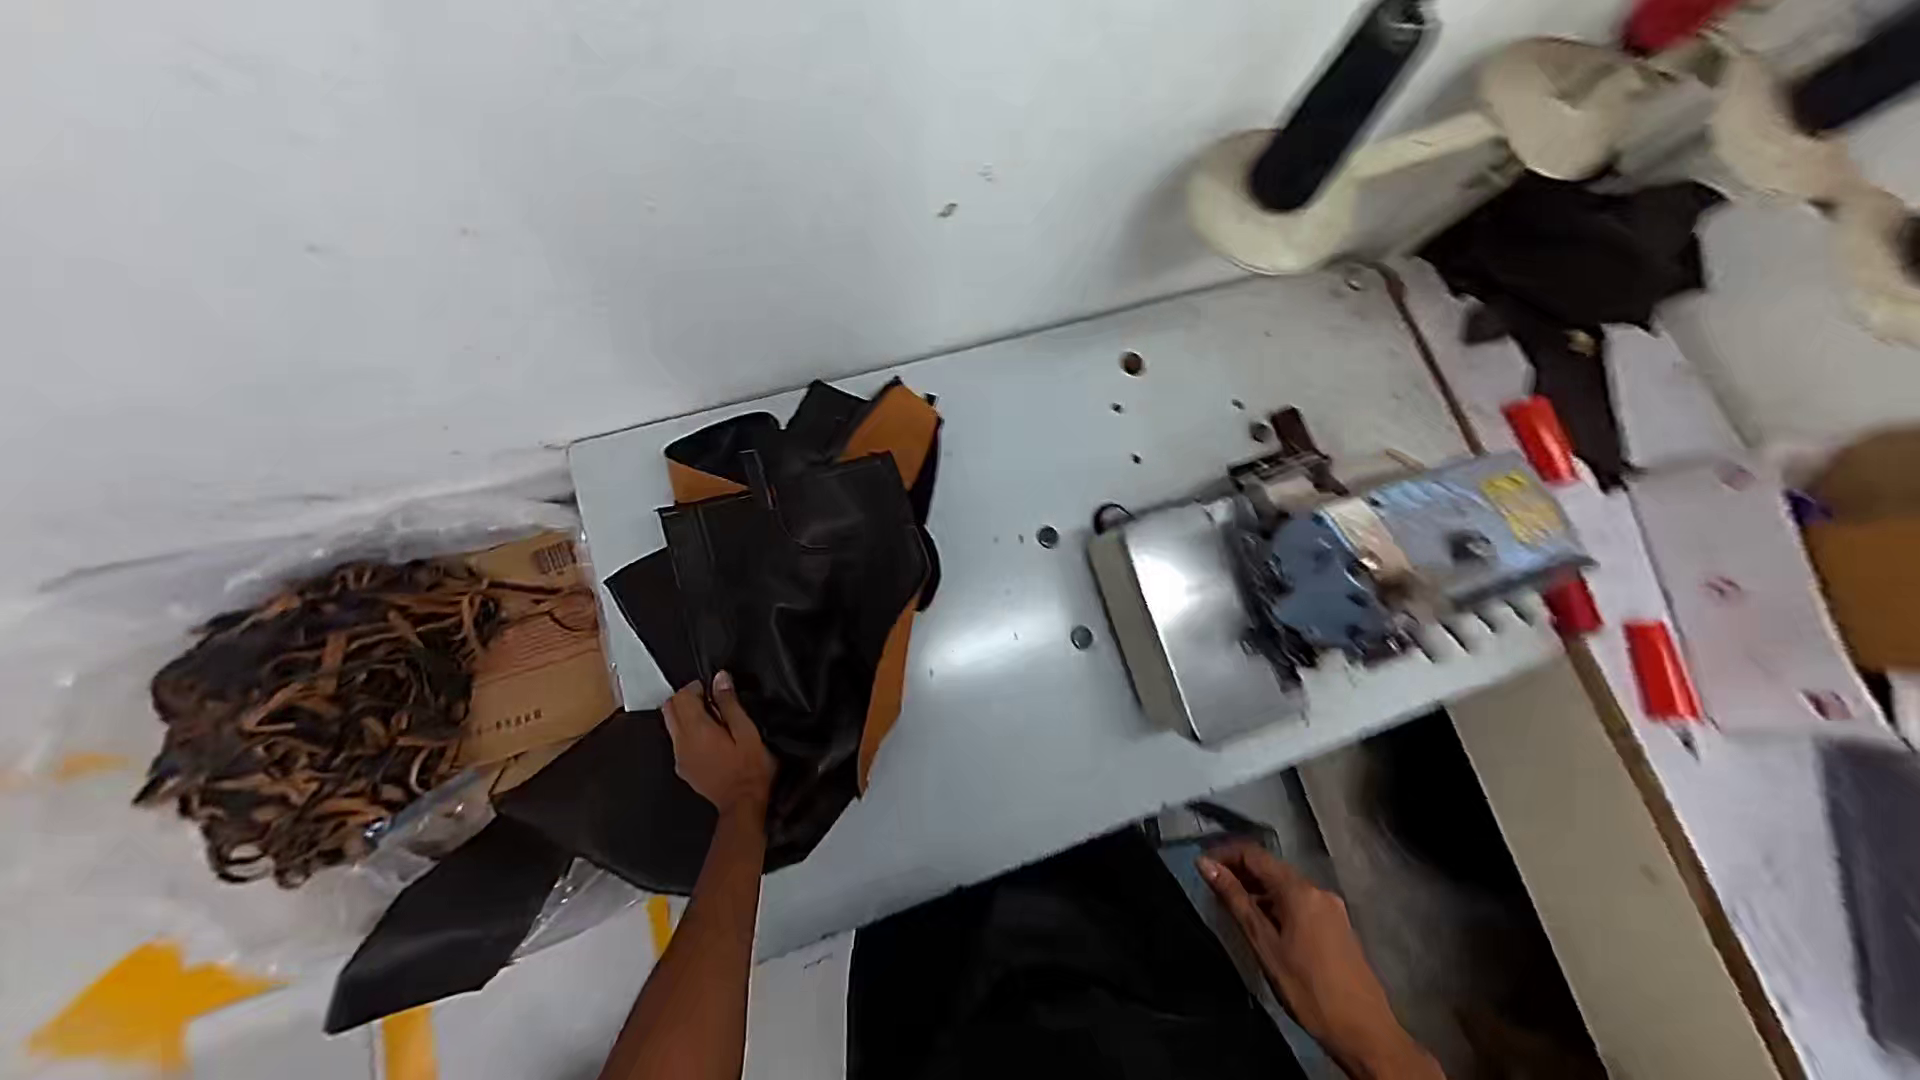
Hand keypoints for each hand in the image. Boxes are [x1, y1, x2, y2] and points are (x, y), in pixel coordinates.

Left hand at [661, 671, 776, 816]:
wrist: (742, 804)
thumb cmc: (750, 767)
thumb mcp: (747, 731)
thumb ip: (729, 704)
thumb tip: (719, 679)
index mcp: (696, 730)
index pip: (681, 697)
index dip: (696, 687)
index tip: (714, 689)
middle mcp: (681, 742)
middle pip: (669, 708)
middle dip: (687, 698)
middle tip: (712, 701)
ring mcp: (679, 757)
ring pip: (671, 725)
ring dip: (687, 715)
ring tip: (714, 719)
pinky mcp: (683, 768)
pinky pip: (678, 741)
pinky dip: (688, 731)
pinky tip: (710, 738)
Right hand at [1198, 842, 1440, 1078]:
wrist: (1366, 1034)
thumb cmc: (1308, 989)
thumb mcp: (1264, 944)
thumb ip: (1234, 899)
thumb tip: (1205, 864)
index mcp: (1299, 890)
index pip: (1253, 853)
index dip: (1224, 854)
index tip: (1203, 867)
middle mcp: (1317, 890)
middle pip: (1270, 866)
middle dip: (1239, 871)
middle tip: (1212, 887)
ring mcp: (1331, 907)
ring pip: (1284, 885)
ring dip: (1256, 889)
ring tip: (1232, 907)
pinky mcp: (1337, 925)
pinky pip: (1298, 901)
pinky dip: (1275, 903)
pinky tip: (1263, 924)